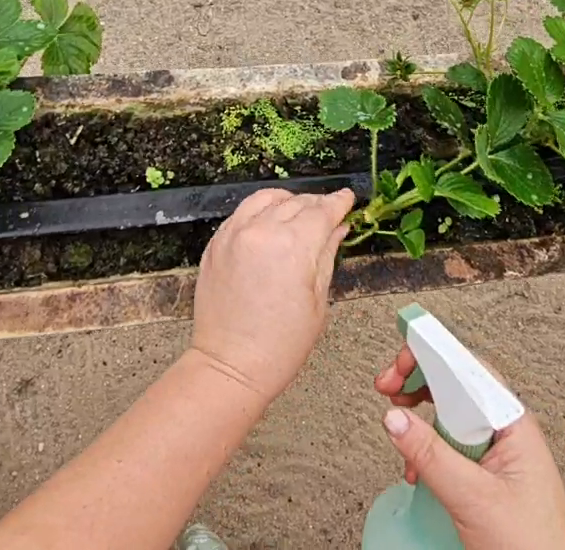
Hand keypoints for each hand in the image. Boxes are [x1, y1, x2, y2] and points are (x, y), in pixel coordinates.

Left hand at [188, 187, 354, 402]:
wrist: (231, 365)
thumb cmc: (281, 345)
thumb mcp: (318, 302)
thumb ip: (327, 255)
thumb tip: (338, 227)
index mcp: (293, 246)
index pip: (322, 211)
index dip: (339, 203)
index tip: (348, 198)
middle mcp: (261, 231)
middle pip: (297, 203)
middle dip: (317, 204)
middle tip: (329, 210)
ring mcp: (234, 234)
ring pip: (267, 199)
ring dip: (288, 201)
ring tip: (300, 212)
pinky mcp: (216, 242)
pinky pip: (242, 212)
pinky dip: (261, 210)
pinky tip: (270, 221)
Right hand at [375, 345, 564, 549]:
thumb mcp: (474, 499)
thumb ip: (431, 455)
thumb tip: (394, 416)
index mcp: (512, 423)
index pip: (467, 369)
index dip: (429, 358)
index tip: (398, 364)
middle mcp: (505, 432)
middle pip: (455, 385)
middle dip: (418, 381)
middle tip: (387, 387)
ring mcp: (496, 455)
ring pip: (450, 415)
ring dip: (419, 415)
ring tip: (397, 422)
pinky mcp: (485, 478)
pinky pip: (450, 447)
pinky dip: (426, 448)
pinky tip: (414, 466)